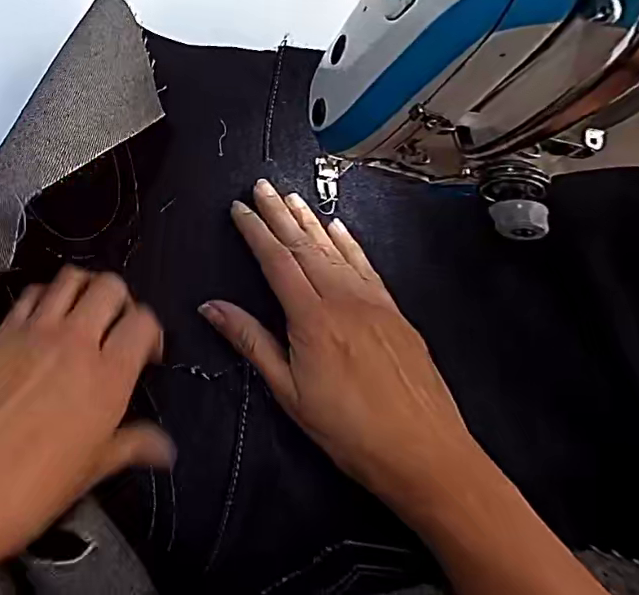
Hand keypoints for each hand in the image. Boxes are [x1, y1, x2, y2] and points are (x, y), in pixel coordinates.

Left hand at [0, 266, 172, 559]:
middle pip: (111, 287)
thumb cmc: (32, 488)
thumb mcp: (92, 469)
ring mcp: (40, 330)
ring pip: (73, 278)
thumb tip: (164, 448)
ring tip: (84, 311)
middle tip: (115, 326)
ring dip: (86, 287)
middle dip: (121, 301)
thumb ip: (132, 444)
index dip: (151, 332)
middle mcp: (78, 341)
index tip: (146, 353)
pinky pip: (34, 291)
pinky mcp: (7, 329)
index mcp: (108, 376)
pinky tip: (47, 316)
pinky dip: (47, 294)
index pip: (144, 322)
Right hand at [202, 180, 484, 509]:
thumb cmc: (353, 431)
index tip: (240, 209)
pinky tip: (338, 227)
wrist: (425, 451)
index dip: (255, 230)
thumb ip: (251, 342)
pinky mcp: (393, 309)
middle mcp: (342, 299)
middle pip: (303, 244)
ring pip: (333, 248)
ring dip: (309, 219)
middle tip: (262, 187)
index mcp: (312, 317)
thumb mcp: (290, 393)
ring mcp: (371, 300)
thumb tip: (214, 309)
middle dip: (278, 212)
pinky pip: (365, 263)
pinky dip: (349, 241)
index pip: (276, 260)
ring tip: (292, 197)